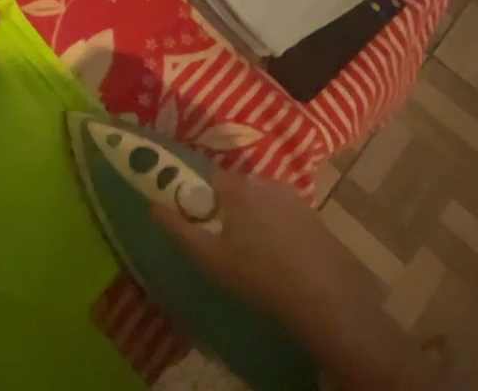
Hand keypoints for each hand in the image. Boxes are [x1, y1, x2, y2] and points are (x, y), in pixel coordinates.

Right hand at [149, 167, 318, 301]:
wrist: (326, 300)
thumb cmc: (259, 276)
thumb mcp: (211, 258)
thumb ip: (179, 229)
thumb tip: (152, 206)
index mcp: (238, 187)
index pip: (207, 177)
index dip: (198, 194)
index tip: (194, 215)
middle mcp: (264, 181)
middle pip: (235, 186)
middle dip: (225, 205)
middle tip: (221, 236)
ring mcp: (293, 196)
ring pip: (260, 198)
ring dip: (251, 214)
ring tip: (250, 247)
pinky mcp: (313, 215)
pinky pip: (282, 210)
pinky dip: (274, 224)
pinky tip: (277, 252)